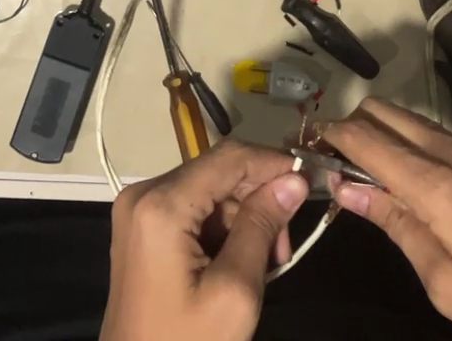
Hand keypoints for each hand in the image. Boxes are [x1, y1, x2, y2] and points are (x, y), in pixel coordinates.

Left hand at [100, 140, 309, 340]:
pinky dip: (222, 226)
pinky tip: (240, 260)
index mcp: (162, 204)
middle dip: (259, 198)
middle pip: (218, 170)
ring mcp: (139, 207)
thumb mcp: (234, 293)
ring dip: (244, 216)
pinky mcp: (142, 225)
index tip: (311, 181)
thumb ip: (261, 228)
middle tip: (284, 248)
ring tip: (265, 263)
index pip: (229, 157)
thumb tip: (294, 180)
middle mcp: (144, 192)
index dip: (273, 162)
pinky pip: (193, 206)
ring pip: (209, 188)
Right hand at [323, 98, 451, 340]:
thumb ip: (400, 231)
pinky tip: (416, 181)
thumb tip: (351, 191)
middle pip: (387, 113)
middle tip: (332, 161)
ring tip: (366, 171)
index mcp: (439, 187)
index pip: (365, 139)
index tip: (305, 148)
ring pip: (416, 121)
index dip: (329, 137)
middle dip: (352, 126)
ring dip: (384, 134)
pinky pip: (445, 138)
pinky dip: (416, 144)